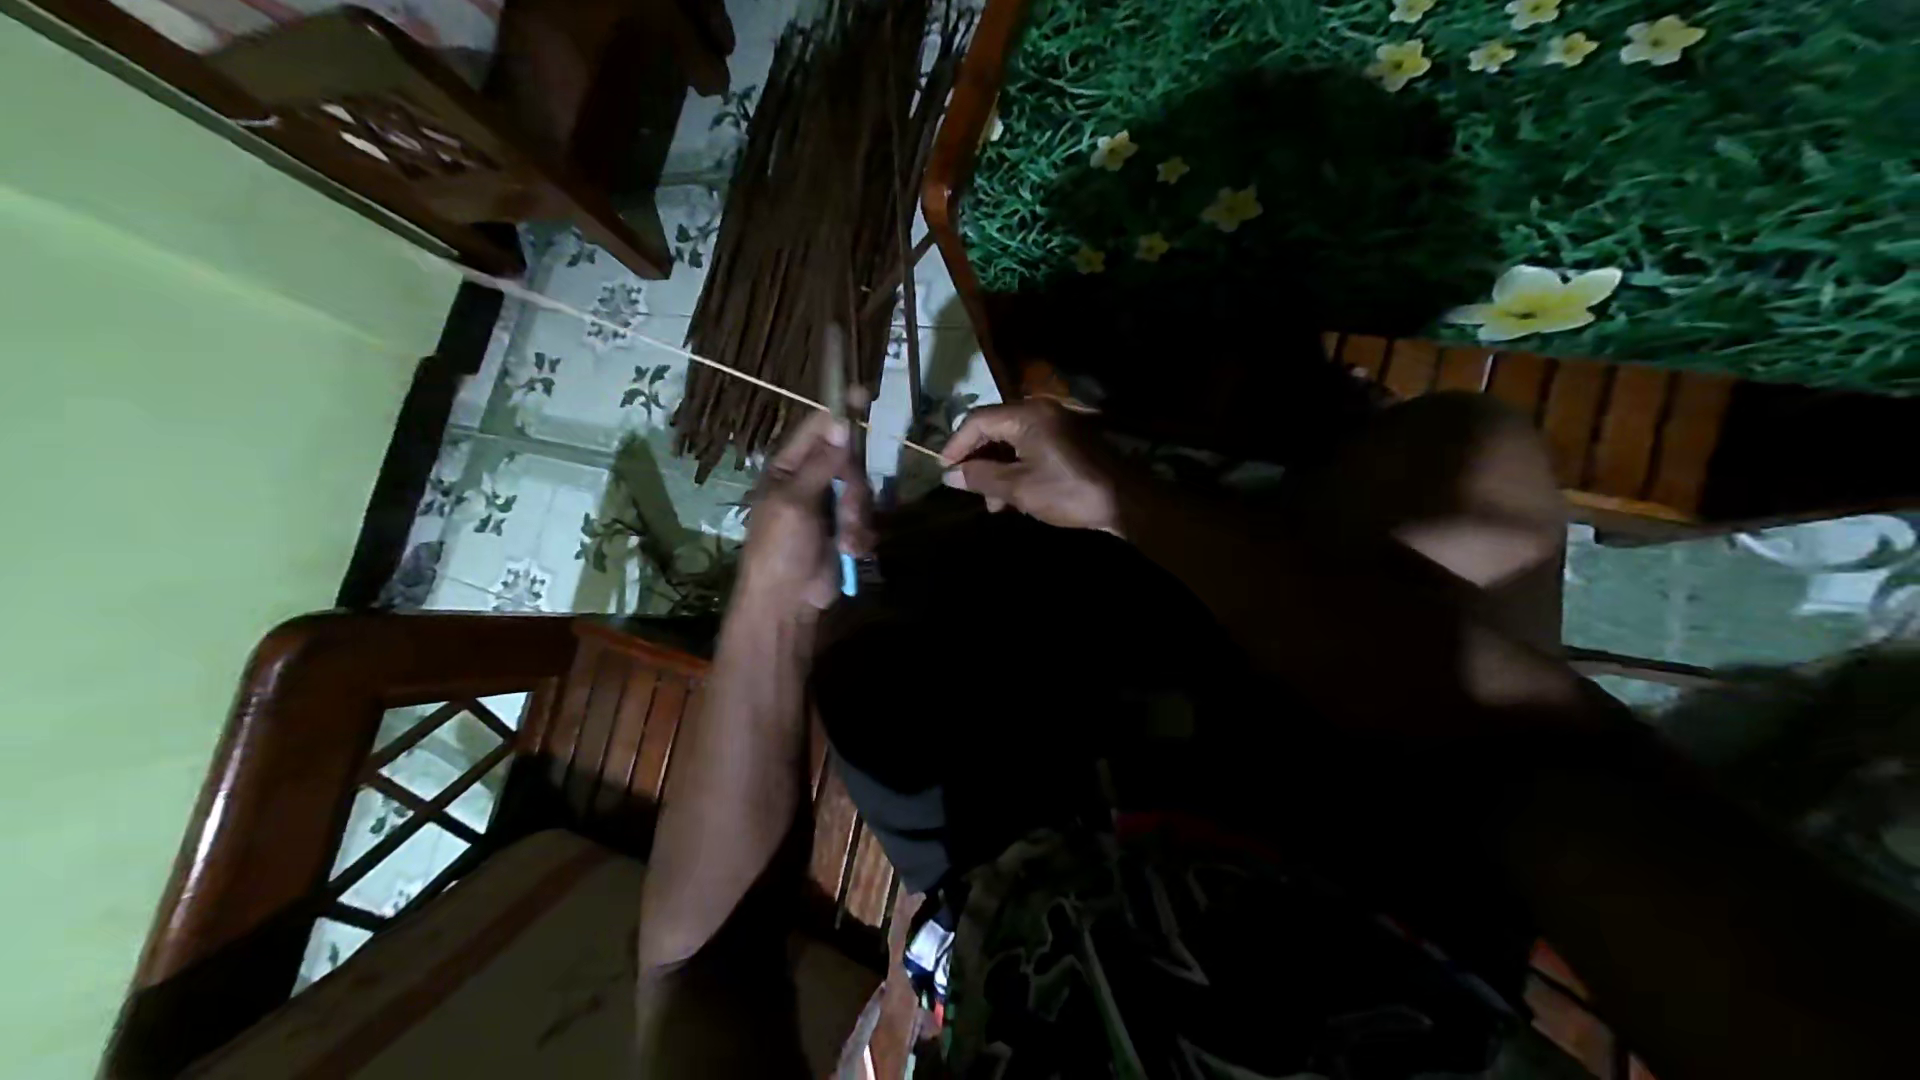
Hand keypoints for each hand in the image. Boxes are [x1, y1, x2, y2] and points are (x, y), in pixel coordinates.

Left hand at [736, 409, 873, 616]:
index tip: (862, 395)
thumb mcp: (795, 502)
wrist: (788, 603)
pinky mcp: (846, 530)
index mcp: (788, 468)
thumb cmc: (779, 549)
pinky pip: (867, 518)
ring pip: (862, 492)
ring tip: (846, 543)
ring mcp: (829, 507)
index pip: (817, 430)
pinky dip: (862, 536)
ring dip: (858, 518)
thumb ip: (820, 463)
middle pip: (848, 461)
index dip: (839, 414)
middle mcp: (810, 481)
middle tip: (846, 509)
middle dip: (852, 488)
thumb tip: (841, 423)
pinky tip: (852, 552)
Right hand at [940, 400, 1124, 533]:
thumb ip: (980, 478)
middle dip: (978, 461)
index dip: (956, 445)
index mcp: (1026, 416)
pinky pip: (1029, 448)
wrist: (1124, 501)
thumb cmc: (1068, 492)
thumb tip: (949, 476)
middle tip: (969, 490)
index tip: (944, 471)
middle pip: (993, 429)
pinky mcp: (1066, 440)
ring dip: (997, 470)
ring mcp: (1056, 425)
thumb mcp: (1018, 489)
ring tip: (994, 504)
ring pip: (1011, 442)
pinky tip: (1014, 498)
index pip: (977, 421)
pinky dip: (1016, 469)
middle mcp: (1040, 412)